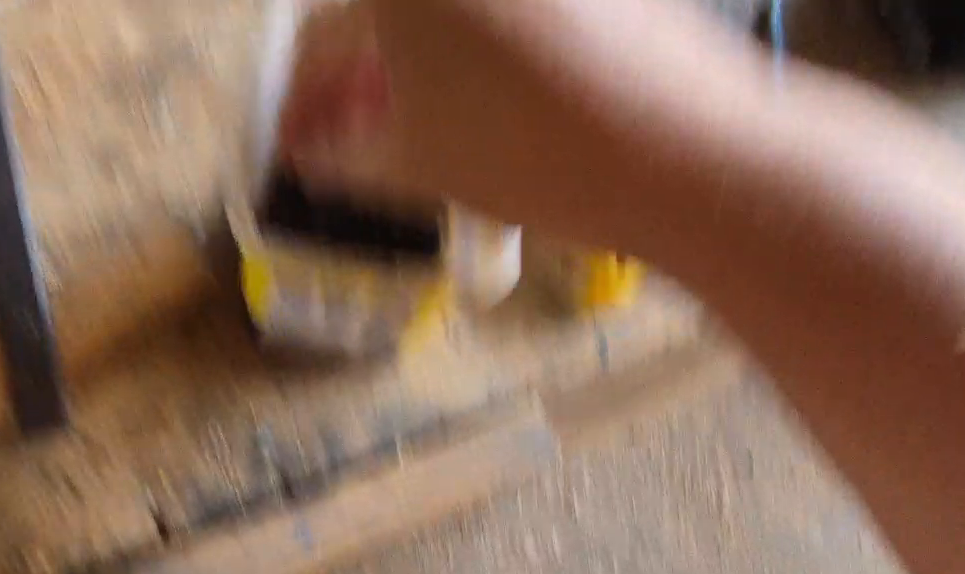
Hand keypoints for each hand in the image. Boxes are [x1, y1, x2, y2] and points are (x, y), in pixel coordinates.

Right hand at [275, 0, 776, 253]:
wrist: (671, 149)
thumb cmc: (521, 154)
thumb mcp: (410, 164)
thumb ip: (338, 156)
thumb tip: (303, 155)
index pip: (322, 39)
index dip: (302, 100)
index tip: (293, 145)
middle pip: (375, 16)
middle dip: (346, 80)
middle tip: (336, 140)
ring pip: (429, 17)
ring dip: (394, 67)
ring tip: (390, 131)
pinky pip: (484, 18)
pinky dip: (452, 50)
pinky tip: (451, 100)